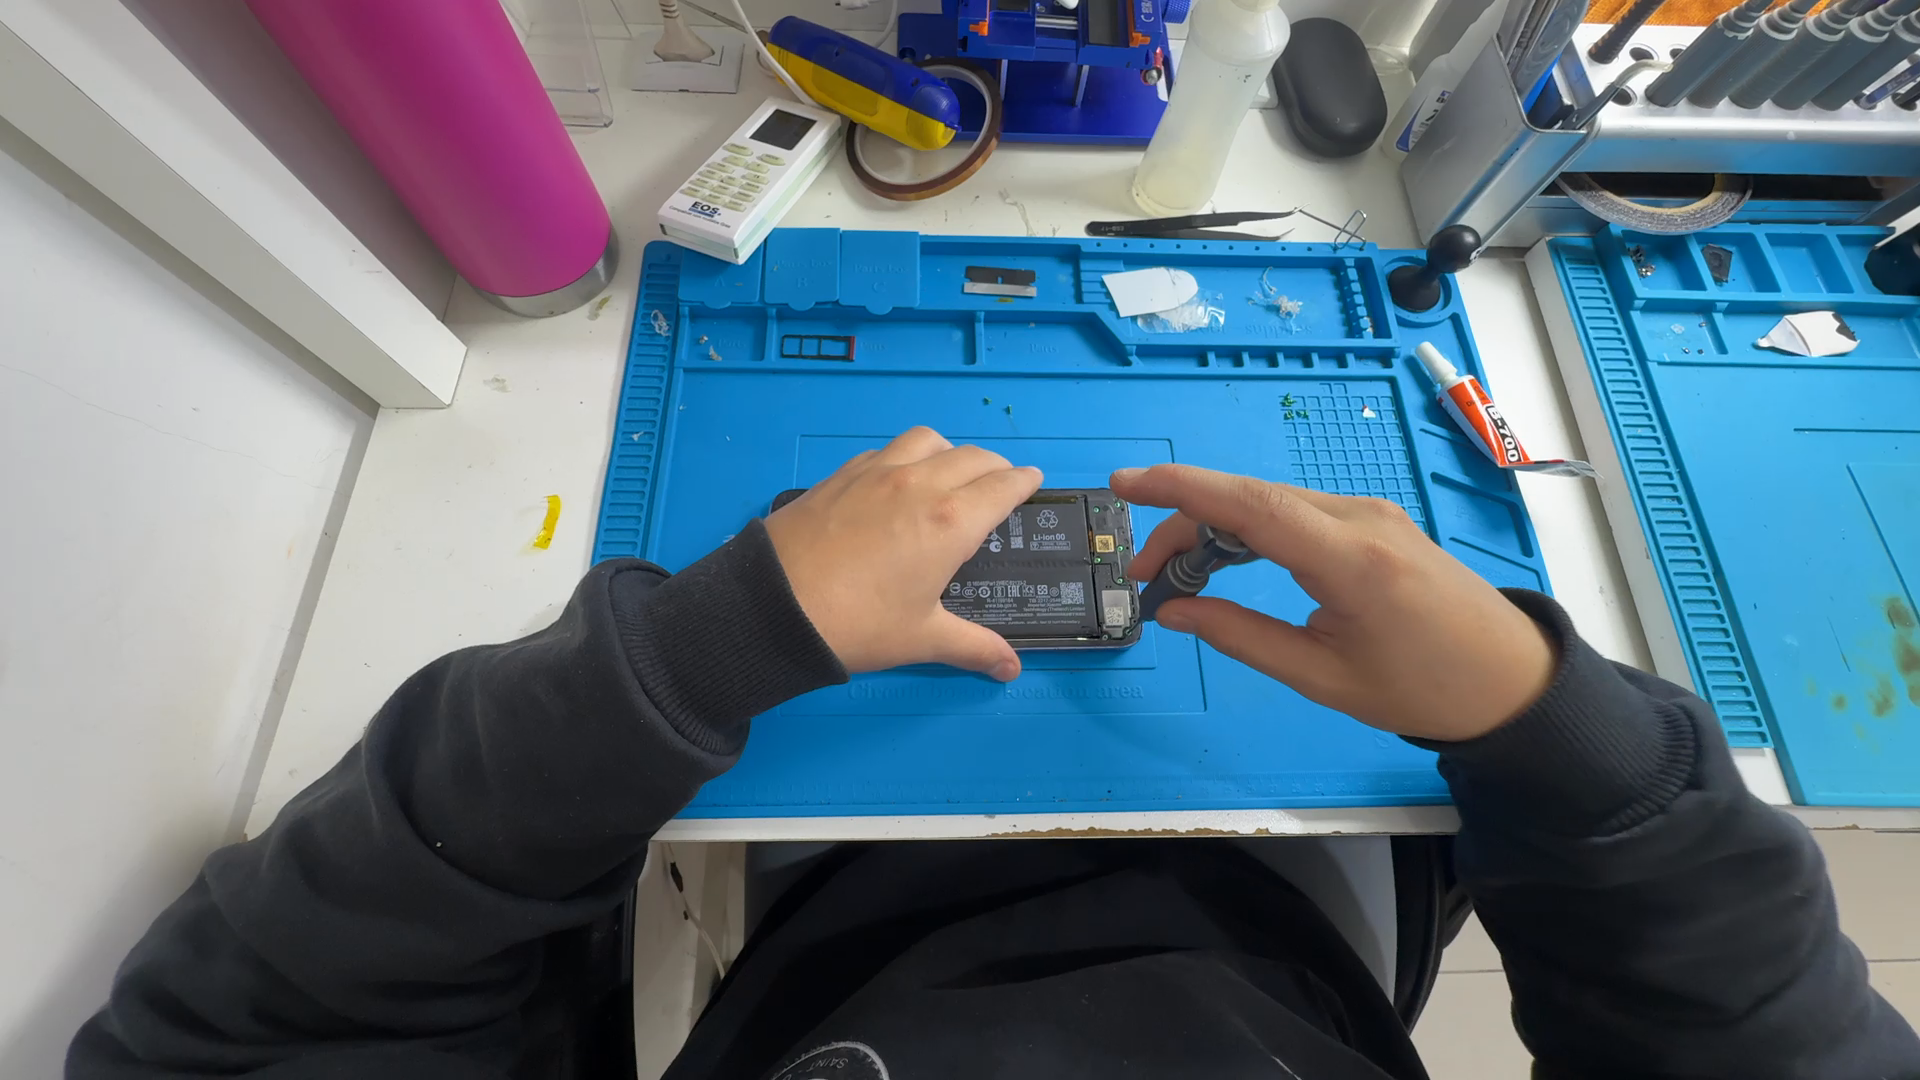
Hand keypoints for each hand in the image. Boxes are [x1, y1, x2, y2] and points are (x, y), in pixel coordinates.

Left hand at [765, 427, 1042, 680]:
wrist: (773, 607)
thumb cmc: (857, 624)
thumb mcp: (922, 638)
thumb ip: (974, 648)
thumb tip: (1010, 668)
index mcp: (950, 521)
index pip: (1003, 486)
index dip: (1025, 481)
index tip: (1034, 480)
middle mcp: (919, 484)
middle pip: (973, 457)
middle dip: (996, 467)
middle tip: (1000, 483)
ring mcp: (877, 472)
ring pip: (929, 440)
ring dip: (950, 451)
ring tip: (950, 472)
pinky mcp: (843, 474)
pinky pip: (887, 449)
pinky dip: (907, 455)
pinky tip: (897, 479)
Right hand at [1112, 465, 1554, 741]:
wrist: (1513, 681)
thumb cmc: (1421, 689)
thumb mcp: (1320, 676)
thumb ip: (1238, 636)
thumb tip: (1172, 613)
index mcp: (1349, 559)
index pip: (1248, 505)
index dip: (1180, 488)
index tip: (1124, 484)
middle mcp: (1357, 517)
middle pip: (1245, 500)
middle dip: (1182, 526)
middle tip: (1143, 574)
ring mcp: (1366, 512)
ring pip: (1264, 502)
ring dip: (1210, 529)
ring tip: (1176, 575)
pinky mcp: (1368, 520)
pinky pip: (1289, 512)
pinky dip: (1243, 530)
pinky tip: (1224, 560)